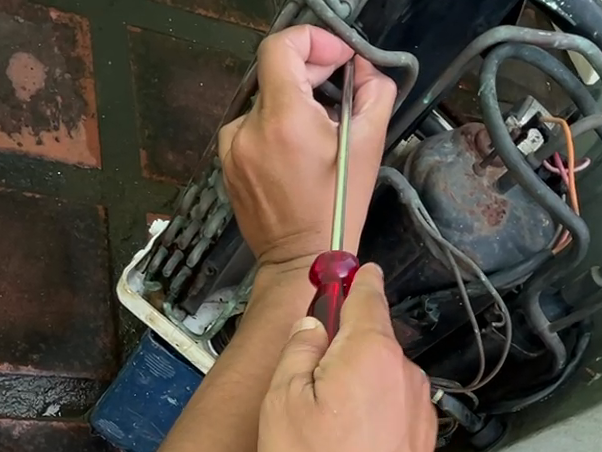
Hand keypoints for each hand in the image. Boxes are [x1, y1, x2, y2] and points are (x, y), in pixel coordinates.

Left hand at [218, 26, 394, 269]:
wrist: (302, 260)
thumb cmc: (335, 209)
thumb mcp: (368, 146)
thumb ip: (373, 90)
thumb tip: (361, 67)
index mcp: (283, 118)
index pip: (281, 47)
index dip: (312, 41)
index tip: (336, 59)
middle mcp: (249, 130)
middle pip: (274, 75)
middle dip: (308, 74)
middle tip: (336, 94)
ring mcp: (233, 151)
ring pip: (262, 103)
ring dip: (289, 105)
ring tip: (313, 132)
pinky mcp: (228, 168)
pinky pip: (248, 131)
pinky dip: (270, 130)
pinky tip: (291, 153)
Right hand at [258, 264, 436, 451]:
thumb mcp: (282, 405)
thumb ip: (298, 353)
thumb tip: (313, 326)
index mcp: (371, 351)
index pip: (368, 293)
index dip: (350, 280)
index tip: (340, 274)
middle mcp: (406, 374)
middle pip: (370, 342)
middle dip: (338, 352)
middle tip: (300, 389)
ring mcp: (420, 413)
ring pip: (379, 383)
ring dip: (351, 392)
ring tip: (318, 436)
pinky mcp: (422, 447)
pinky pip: (389, 416)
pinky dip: (366, 423)